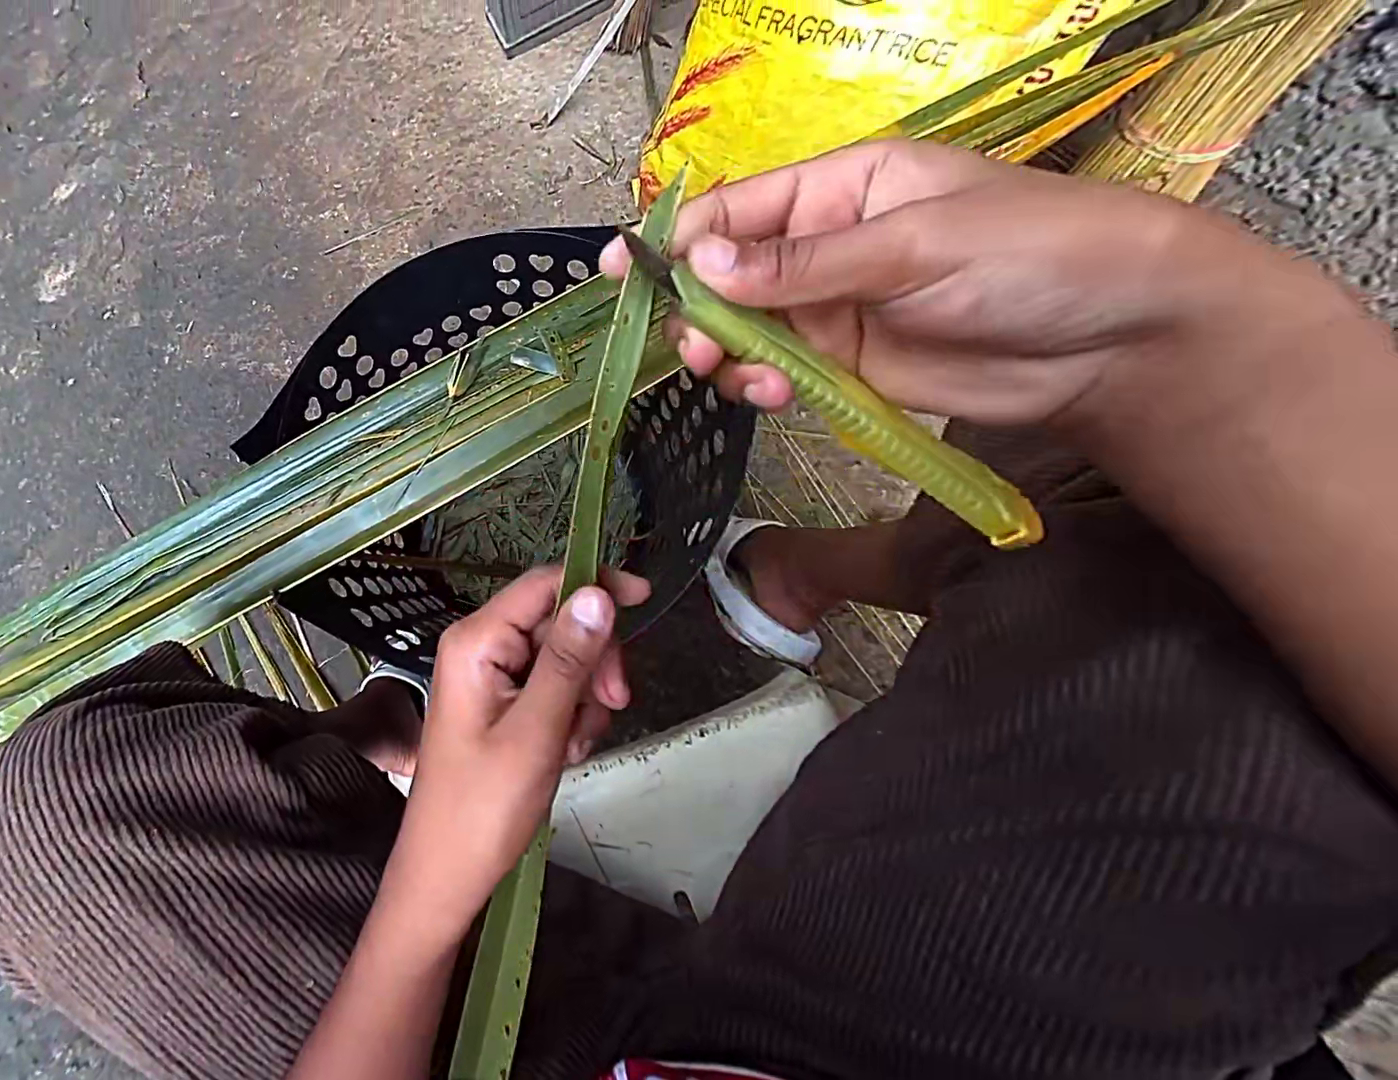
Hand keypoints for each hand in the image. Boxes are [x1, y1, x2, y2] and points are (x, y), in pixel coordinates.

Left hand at [388, 567, 648, 936]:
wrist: (449, 871)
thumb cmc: (484, 807)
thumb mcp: (535, 730)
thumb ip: (567, 660)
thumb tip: (599, 593)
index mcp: (476, 640)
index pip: (542, 584)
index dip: (594, 583)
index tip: (643, 599)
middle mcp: (481, 646)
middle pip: (558, 621)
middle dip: (591, 660)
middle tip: (610, 703)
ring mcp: (492, 675)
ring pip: (563, 657)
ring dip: (583, 697)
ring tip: (572, 743)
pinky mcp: (503, 702)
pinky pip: (553, 687)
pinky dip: (570, 715)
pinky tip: (563, 751)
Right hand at [599, 138, 1335, 427]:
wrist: (1106, 344)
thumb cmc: (1031, 256)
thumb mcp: (913, 244)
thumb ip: (801, 263)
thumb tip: (703, 265)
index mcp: (835, 191)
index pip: (734, 210)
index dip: (673, 238)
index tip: (620, 270)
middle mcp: (814, 250)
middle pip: (719, 279)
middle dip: (696, 312)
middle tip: (696, 346)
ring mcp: (818, 311)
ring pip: (734, 332)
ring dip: (723, 356)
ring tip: (742, 375)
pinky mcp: (828, 364)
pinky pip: (765, 372)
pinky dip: (756, 385)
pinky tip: (778, 394)